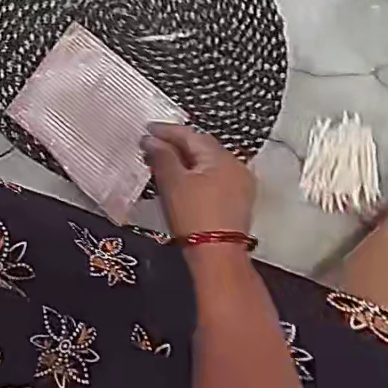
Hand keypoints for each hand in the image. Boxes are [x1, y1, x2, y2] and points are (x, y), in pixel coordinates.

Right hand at [143, 124, 255, 238]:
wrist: (217, 257)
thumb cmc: (194, 216)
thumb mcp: (172, 182)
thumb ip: (161, 155)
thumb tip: (151, 139)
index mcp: (221, 157)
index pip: (190, 135)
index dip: (166, 131)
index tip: (147, 130)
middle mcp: (236, 166)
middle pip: (201, 147)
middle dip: (175, 145)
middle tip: (151, 146)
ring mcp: (240, 184)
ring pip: (207, 163)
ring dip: (185, 160)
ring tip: (162, 163)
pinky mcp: (237, 201)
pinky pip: (213, 177)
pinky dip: (196, 174)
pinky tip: (181, 180)